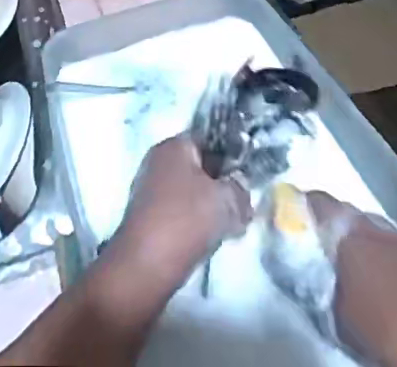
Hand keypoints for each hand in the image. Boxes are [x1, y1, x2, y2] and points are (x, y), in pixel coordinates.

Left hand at [112, 134, 252, 280]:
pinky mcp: (151, 208)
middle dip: (223, 185)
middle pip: (200, 166)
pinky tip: (212, 237)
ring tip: (231, 226)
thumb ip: (239, 187)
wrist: (149, 257)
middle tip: (243, 207)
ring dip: (213, 205)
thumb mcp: (227, 200)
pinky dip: (198, 218)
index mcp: (174, 145)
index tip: (247, 178)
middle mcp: (159, 158)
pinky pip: (182, 206)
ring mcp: (152, 183)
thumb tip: (238, 182)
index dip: (230, 157)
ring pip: (193, 189)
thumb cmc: (188, 217)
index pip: (207, 140)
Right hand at [302, 191, 396, 366]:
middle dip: (330, 224)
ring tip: (351, 266)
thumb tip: (290, 260)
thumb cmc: (377, 325)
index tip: (284, 218)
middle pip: (345, 212)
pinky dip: (388, 260)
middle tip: (316, 245)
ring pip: (374, 231)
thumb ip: (306, 273)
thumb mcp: (327, 304)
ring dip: (361, 242)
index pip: (312, 199)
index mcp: (345, 227)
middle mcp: (376, 226)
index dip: (296, 206)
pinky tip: (385, 284)